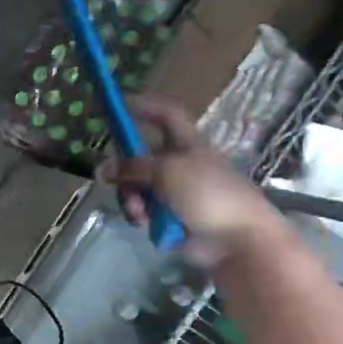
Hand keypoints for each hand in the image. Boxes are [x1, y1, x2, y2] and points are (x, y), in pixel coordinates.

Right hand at [105, 97, 287, 266]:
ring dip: (131, 198)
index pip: (166, 115)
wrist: (238, 239)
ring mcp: (175, 191)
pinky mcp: (171, 215)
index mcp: (188, 144)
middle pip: (140, 157)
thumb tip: (104, 169)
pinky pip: (143, 208)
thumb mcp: (166, 172)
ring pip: (136, 186)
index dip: (146, 106)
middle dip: (125, 170)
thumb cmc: (209, 195)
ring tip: (139, 212)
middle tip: (114, 181)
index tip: (121, 105)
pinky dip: (139, 214)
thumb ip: (131, 167)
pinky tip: (144, 223)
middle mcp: (180, 164)